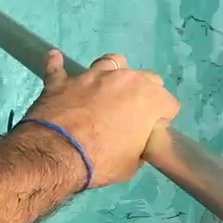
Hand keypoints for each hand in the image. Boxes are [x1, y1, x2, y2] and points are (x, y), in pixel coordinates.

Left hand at [22, 50, 179, 187]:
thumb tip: (131, 142)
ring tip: (103, 88)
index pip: (168, 104)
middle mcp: (124, 79)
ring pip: (109, 63)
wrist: (55, 155)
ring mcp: (90, 77)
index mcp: (149, 98)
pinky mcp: (60, 82)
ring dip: (109, 73)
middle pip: (143, 79)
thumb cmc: (100, 162)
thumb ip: (138, 145)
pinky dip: (56, 64)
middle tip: (128, 114)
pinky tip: (55, 58)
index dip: (159, 119)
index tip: (149, 131)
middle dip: (141, 94)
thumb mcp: (131, 164)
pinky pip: (57, 67)